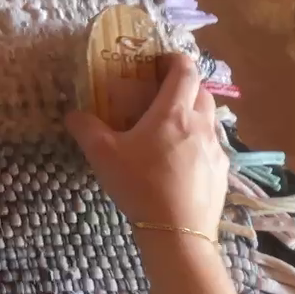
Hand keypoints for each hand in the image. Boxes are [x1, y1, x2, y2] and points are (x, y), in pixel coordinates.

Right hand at [65, 52, 226, 240]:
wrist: (178, 234)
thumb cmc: (140, 185)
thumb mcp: (101, 153)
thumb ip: (85, 127)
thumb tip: (73, 114)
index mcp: (172, 113)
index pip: (185, 71)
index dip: (174, 59)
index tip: (156, 60)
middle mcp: (200, 125)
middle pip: (201, 91)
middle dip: (183, 84)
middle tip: (158, 92)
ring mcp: (215, 150)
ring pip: (209, 118)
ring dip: (192, 112)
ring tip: (167, 126)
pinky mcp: (221, 173)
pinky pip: (211, 144)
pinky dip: (197, 139)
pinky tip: (177, 159)